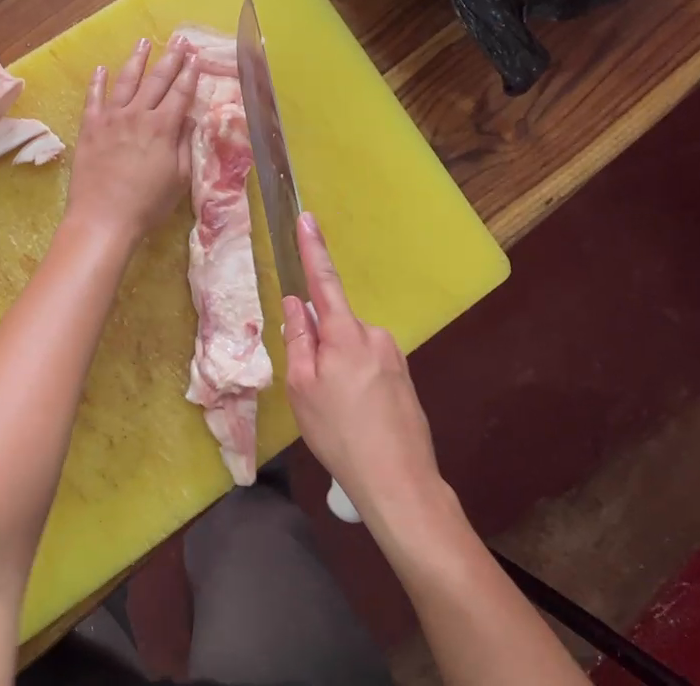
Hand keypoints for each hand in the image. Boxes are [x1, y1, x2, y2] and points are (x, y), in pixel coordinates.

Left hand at [63, 38, 197, 243]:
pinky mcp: (89, 127)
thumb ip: (184, 144)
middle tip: (179, 40)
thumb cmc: (147, 204)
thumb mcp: (179, 177)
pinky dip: (98, 82)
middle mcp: (137, 115)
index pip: (181, 93)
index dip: (190, 74)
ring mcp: (110, 119)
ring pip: (126, 81)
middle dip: (170, 58)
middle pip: (157, 80)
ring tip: (144, 42)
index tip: (197, 57)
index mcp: (163, 127)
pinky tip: (102, 68)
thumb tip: (188, 118)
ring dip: (137, 60)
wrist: (103, 218)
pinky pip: (94, 98)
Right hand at [282, 212, 442, 515]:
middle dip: (319, 345)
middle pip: (335, 325)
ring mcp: (394, 357)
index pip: (325, 283)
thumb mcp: (302, 389)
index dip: (313, 250)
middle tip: (314, 392)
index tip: (307, 219)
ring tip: (336, 414)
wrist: (399, 480)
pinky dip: (354, 383)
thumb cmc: (340, 434)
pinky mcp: (404, 378)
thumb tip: (295, 304)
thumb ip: (299, 340)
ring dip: (337, 368)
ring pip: (351, 348)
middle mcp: (375, 336)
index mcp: (346, 336)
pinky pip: (367, 366)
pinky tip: (354, 418)